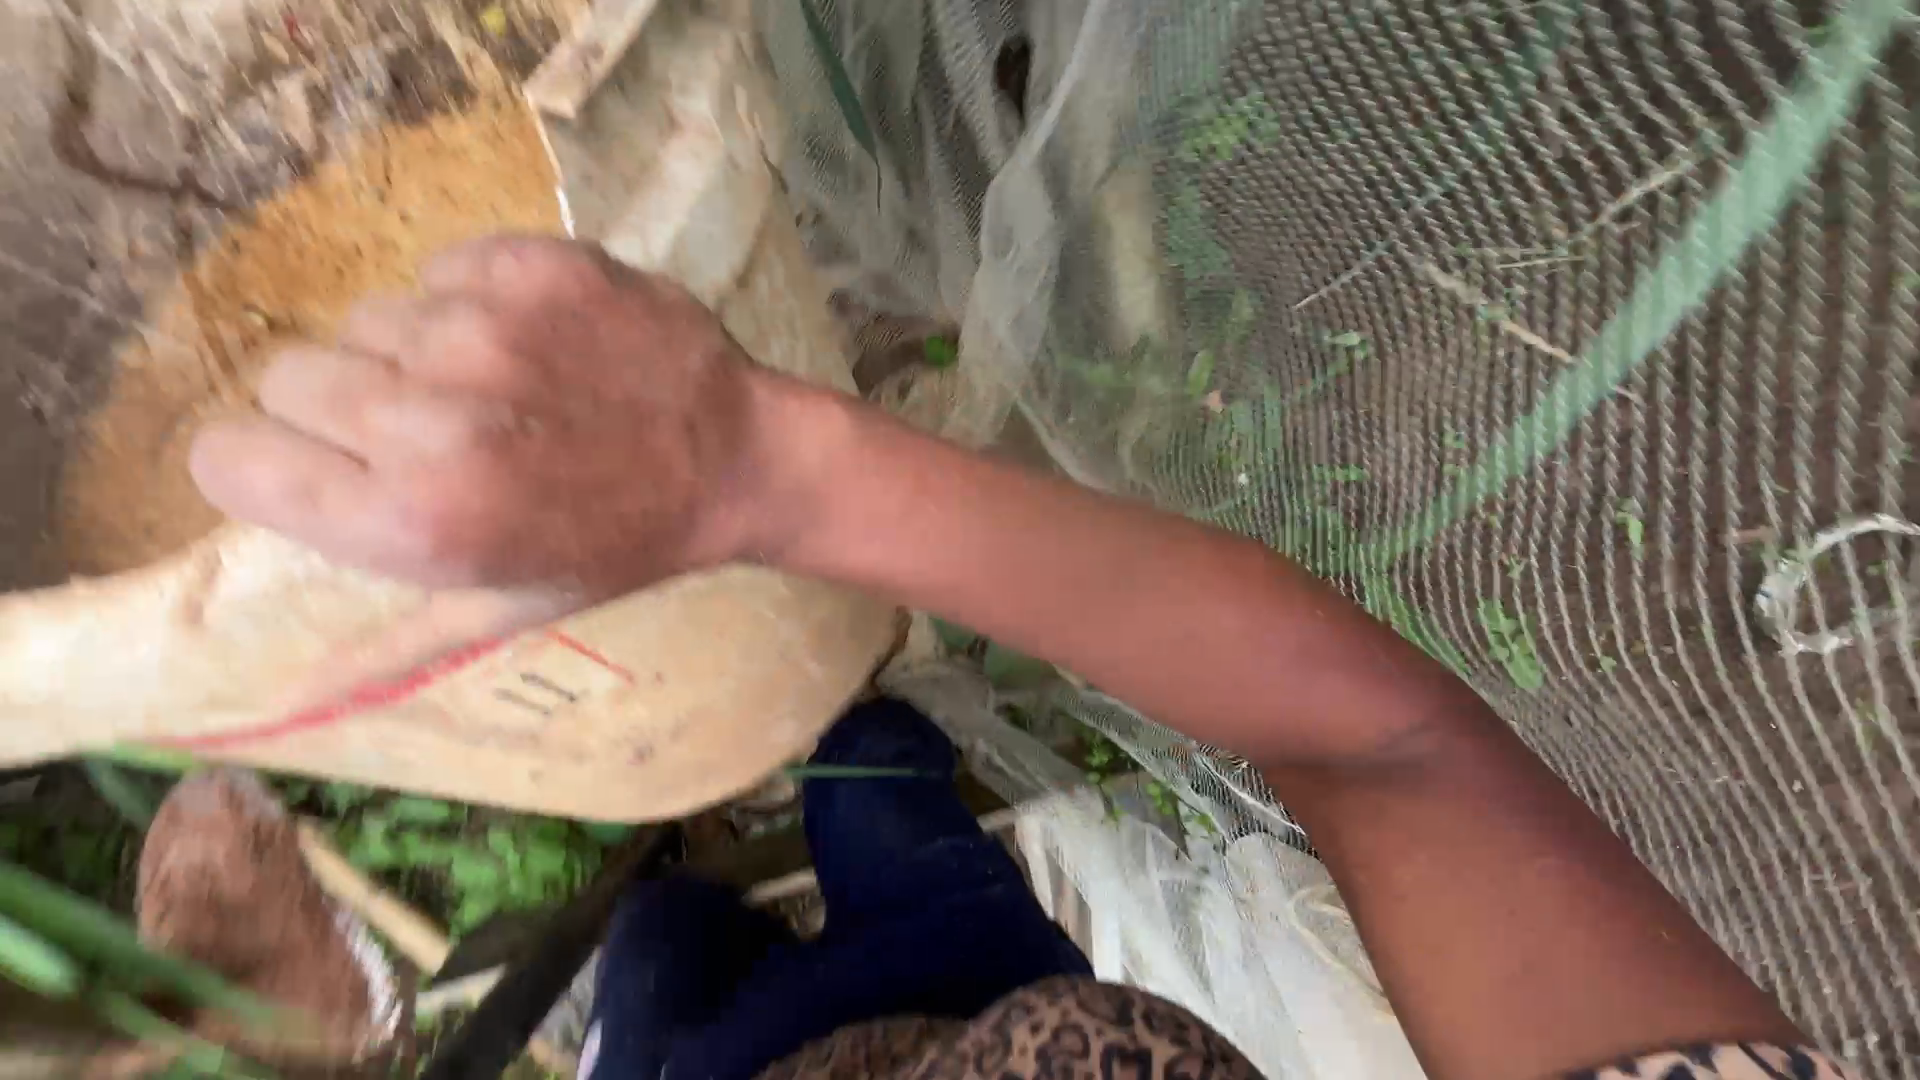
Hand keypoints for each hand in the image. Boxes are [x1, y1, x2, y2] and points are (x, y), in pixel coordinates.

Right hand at [190, 235, 784, 598]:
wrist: (741, 461)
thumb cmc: (630, 540)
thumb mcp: (519, 605)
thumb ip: (396, 643)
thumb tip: (282, 699)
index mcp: (419, 518)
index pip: (230, 457)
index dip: (284, 463)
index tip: (343, 466)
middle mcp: (435, 418)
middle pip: (291, 376)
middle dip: (354, 406)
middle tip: (450, 430)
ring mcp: (489, 330)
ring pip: (372, 317)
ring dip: (425, 353)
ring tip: (517, 391)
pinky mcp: (538, 266)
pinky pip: (445, 267)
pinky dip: (479, 299)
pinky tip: (549, 344)